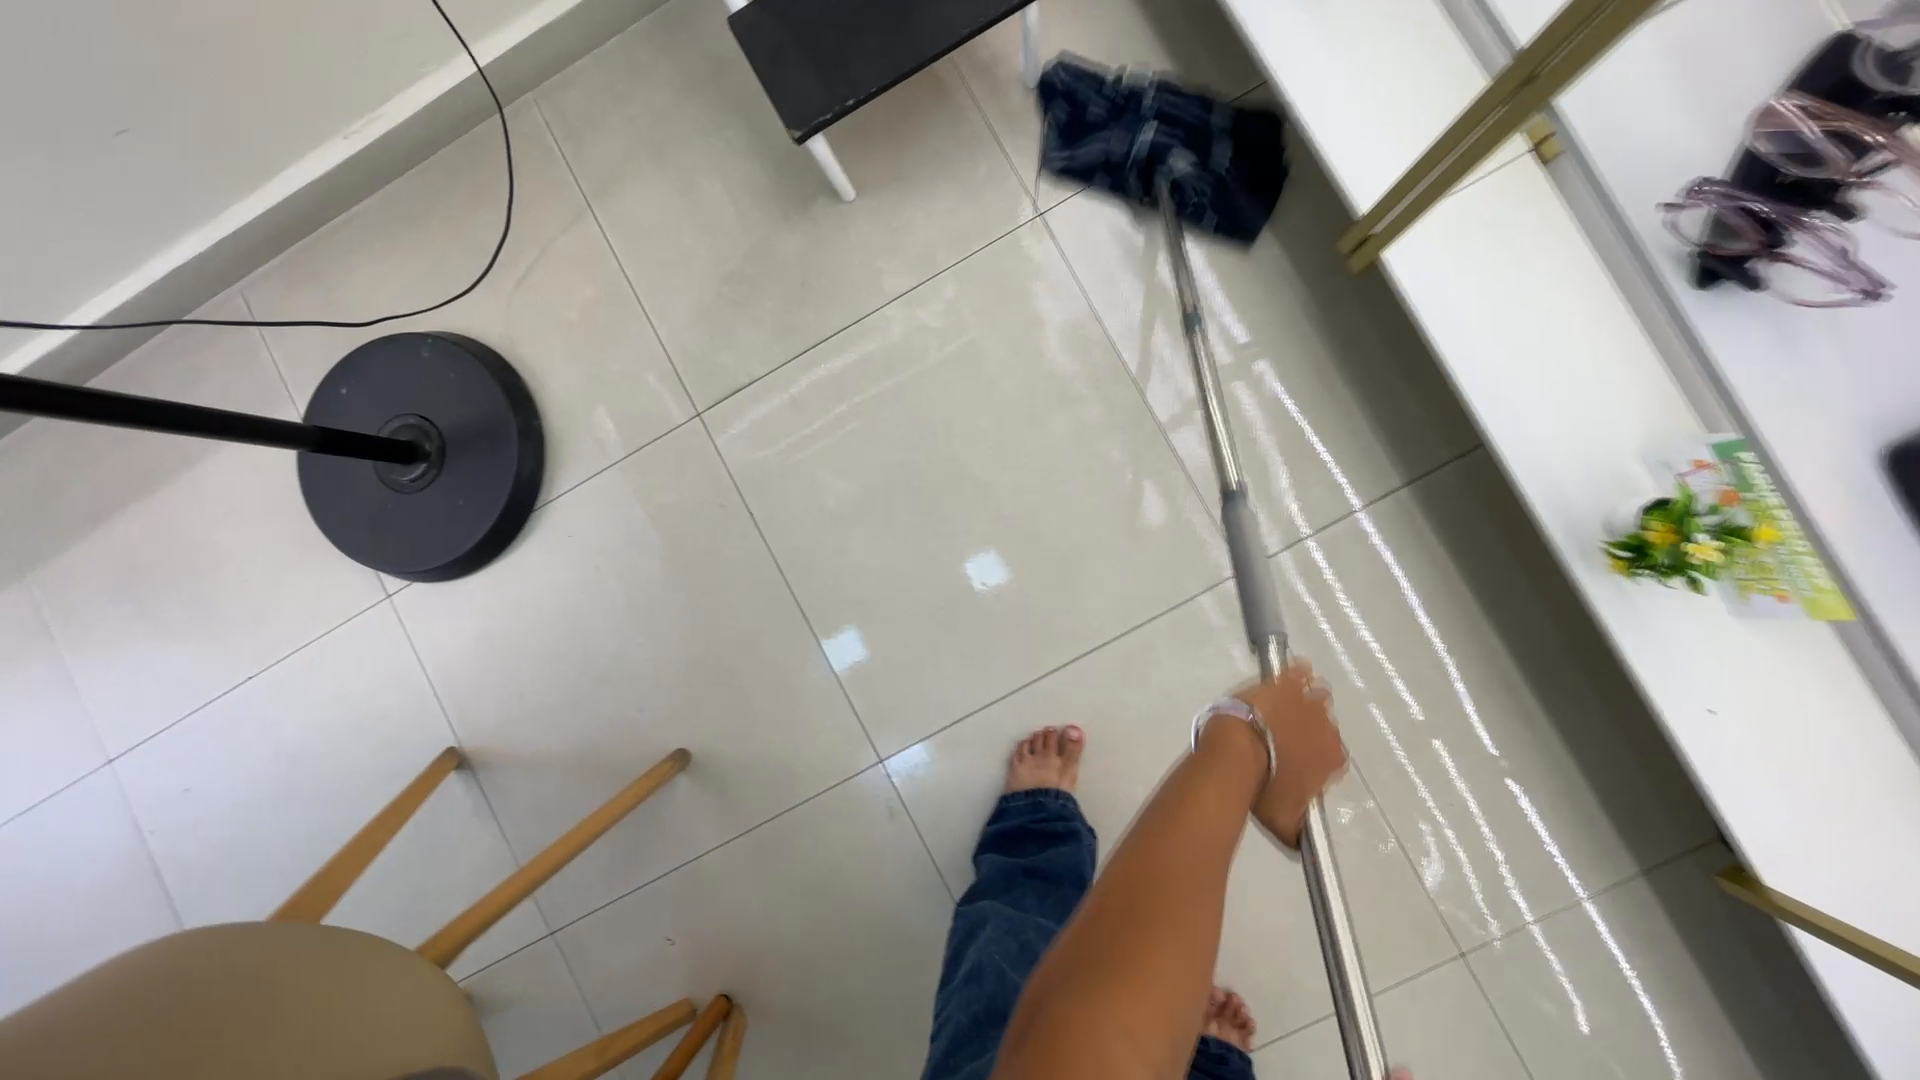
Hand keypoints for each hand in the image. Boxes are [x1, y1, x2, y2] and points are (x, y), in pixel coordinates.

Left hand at [1235, 661, 1344, 847]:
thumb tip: (1298, 846)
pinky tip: (1299, 668)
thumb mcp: (1281, 821)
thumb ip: (1295, 831)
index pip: (1334, 757)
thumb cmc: (1261, 789)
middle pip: (1325, 726)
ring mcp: (1306, 705)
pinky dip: (1298, 672)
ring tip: (1297, 698)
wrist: (1236, 754)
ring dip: (1309, 698)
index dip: (1318, 756)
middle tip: (1291, 731)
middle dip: (1312, 727)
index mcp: (1330, 761)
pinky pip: (1298, 675)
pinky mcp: (1285, 686)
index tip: (1301, 757)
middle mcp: (1326, 731)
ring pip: (1316, 698)